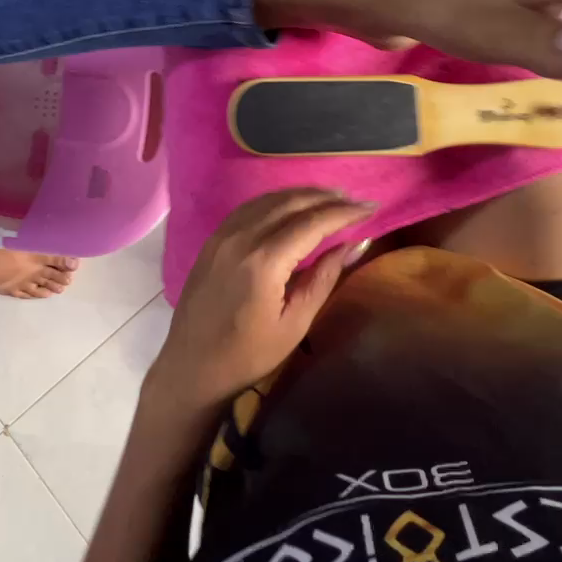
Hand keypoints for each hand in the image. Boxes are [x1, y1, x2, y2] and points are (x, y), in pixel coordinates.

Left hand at [147, 189, 372, 411]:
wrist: (191, 366)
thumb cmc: (247, 354)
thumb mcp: (294, 324)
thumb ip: (323, 279)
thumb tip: (353, 245)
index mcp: (264, 262)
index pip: (312, 223)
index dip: (343, 212)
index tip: (370, 207)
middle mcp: (242, 238)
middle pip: (290, 203)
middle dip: (326, 197)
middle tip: (355, 199)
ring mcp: (223, 234)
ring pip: (269, 200)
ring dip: (302, 195)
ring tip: (331, 198)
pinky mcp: (214, 238)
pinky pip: (250, 207)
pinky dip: (276, 200)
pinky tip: (292, 205)